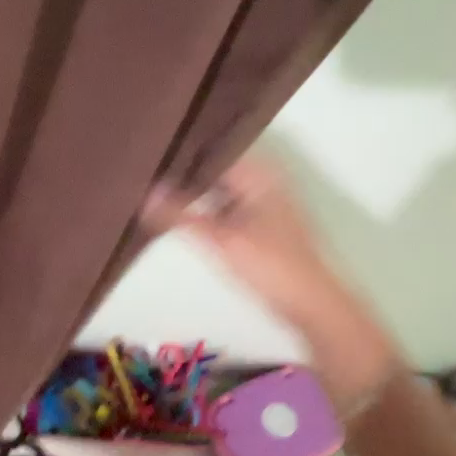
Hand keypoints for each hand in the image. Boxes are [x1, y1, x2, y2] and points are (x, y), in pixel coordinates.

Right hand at [143, 158, 336, 313]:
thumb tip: (144, 192)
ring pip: (218, 190)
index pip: (213, 149)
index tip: (149, 150)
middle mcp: (263, 181)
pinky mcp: (260, 226)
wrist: (312, 306)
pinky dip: (203, 211)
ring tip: (153, 190)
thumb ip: (179, 215)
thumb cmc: (271, 266)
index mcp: (260, 174)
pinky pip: (224, 208)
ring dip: (192, 193)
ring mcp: (263, 204)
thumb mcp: (220, 240)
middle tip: (144, 170)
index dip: (182, 150)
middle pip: (215, 169)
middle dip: (183, 172)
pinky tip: (177, 217)